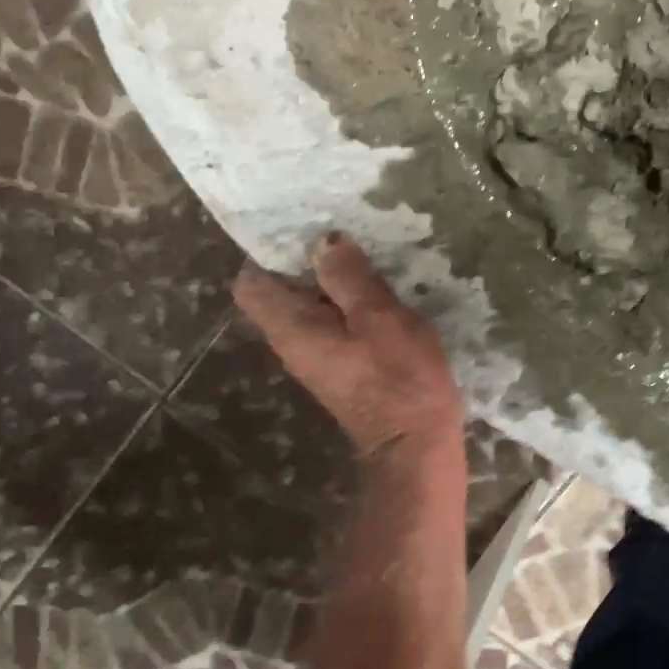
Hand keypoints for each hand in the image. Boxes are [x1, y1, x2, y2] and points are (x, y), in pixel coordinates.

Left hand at [232, 233, 464, 474]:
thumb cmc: (399, 375)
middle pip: (284, 291)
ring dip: (336, 280)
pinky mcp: (344, 364)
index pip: (252, 283)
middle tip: (349, 232)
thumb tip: (324, 241)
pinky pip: (335, 321)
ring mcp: (318, 356)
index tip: (306, 228)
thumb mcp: (380, 317)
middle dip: (310, 261)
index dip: (271, 253)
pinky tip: (385, 290)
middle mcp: (294, 341)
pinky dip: (351, 302)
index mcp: (292, 327)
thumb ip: (350, 278)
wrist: (415, 440)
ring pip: (313, 305)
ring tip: (371, 254)